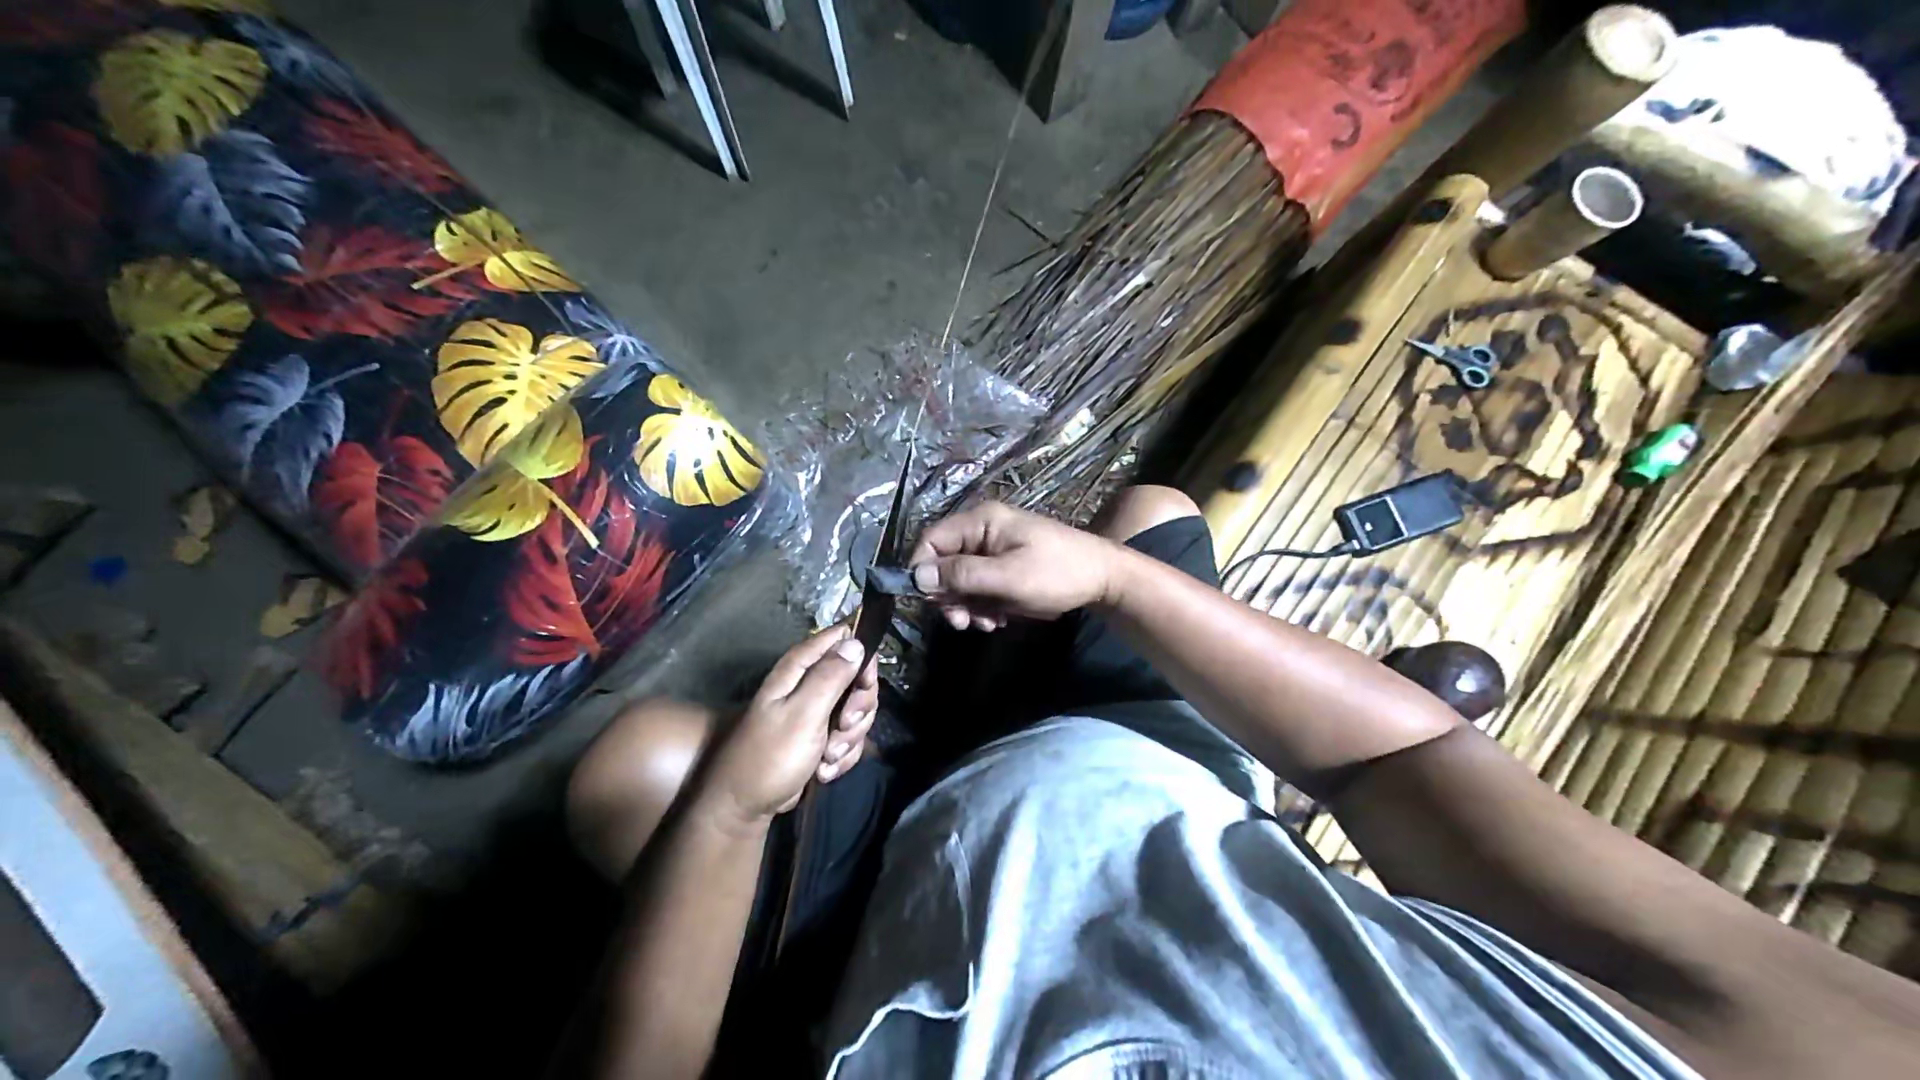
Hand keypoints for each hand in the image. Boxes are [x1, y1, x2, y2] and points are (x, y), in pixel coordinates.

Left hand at [703, 624, 878, 825]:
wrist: (746, 806)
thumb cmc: (771, 756)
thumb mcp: (803, 713)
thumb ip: (831, 676)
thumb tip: (856, 642)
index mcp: (800, 668)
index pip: (844, 640)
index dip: (862, 659)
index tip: (863, 685)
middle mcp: (810, 684)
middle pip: (858, 679)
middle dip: (858, 709)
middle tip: (843, 727)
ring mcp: (817, 712)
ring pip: (857, 712)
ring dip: (848, 739)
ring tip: (826, 757)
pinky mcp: (821, 737)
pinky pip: (849, 738)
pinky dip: (841, 756)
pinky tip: (823, 770)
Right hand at [907, 502, 1122, 630]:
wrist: (1103, 581)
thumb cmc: (1056, 573)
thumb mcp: (1007, 577)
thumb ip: (961, 575)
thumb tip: (917, 576)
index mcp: (981, 521)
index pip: (931, 540)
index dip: (923, 570)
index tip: (929, 601)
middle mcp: (982, 532)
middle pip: (943, 563)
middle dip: (949, 596)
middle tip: (962, 622)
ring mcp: (993, 551)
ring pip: (959, 581)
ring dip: (967, 606)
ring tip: (986, 623)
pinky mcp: (1002, 569)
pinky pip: (978, 589)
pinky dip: (982, 607)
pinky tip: (998, 620)